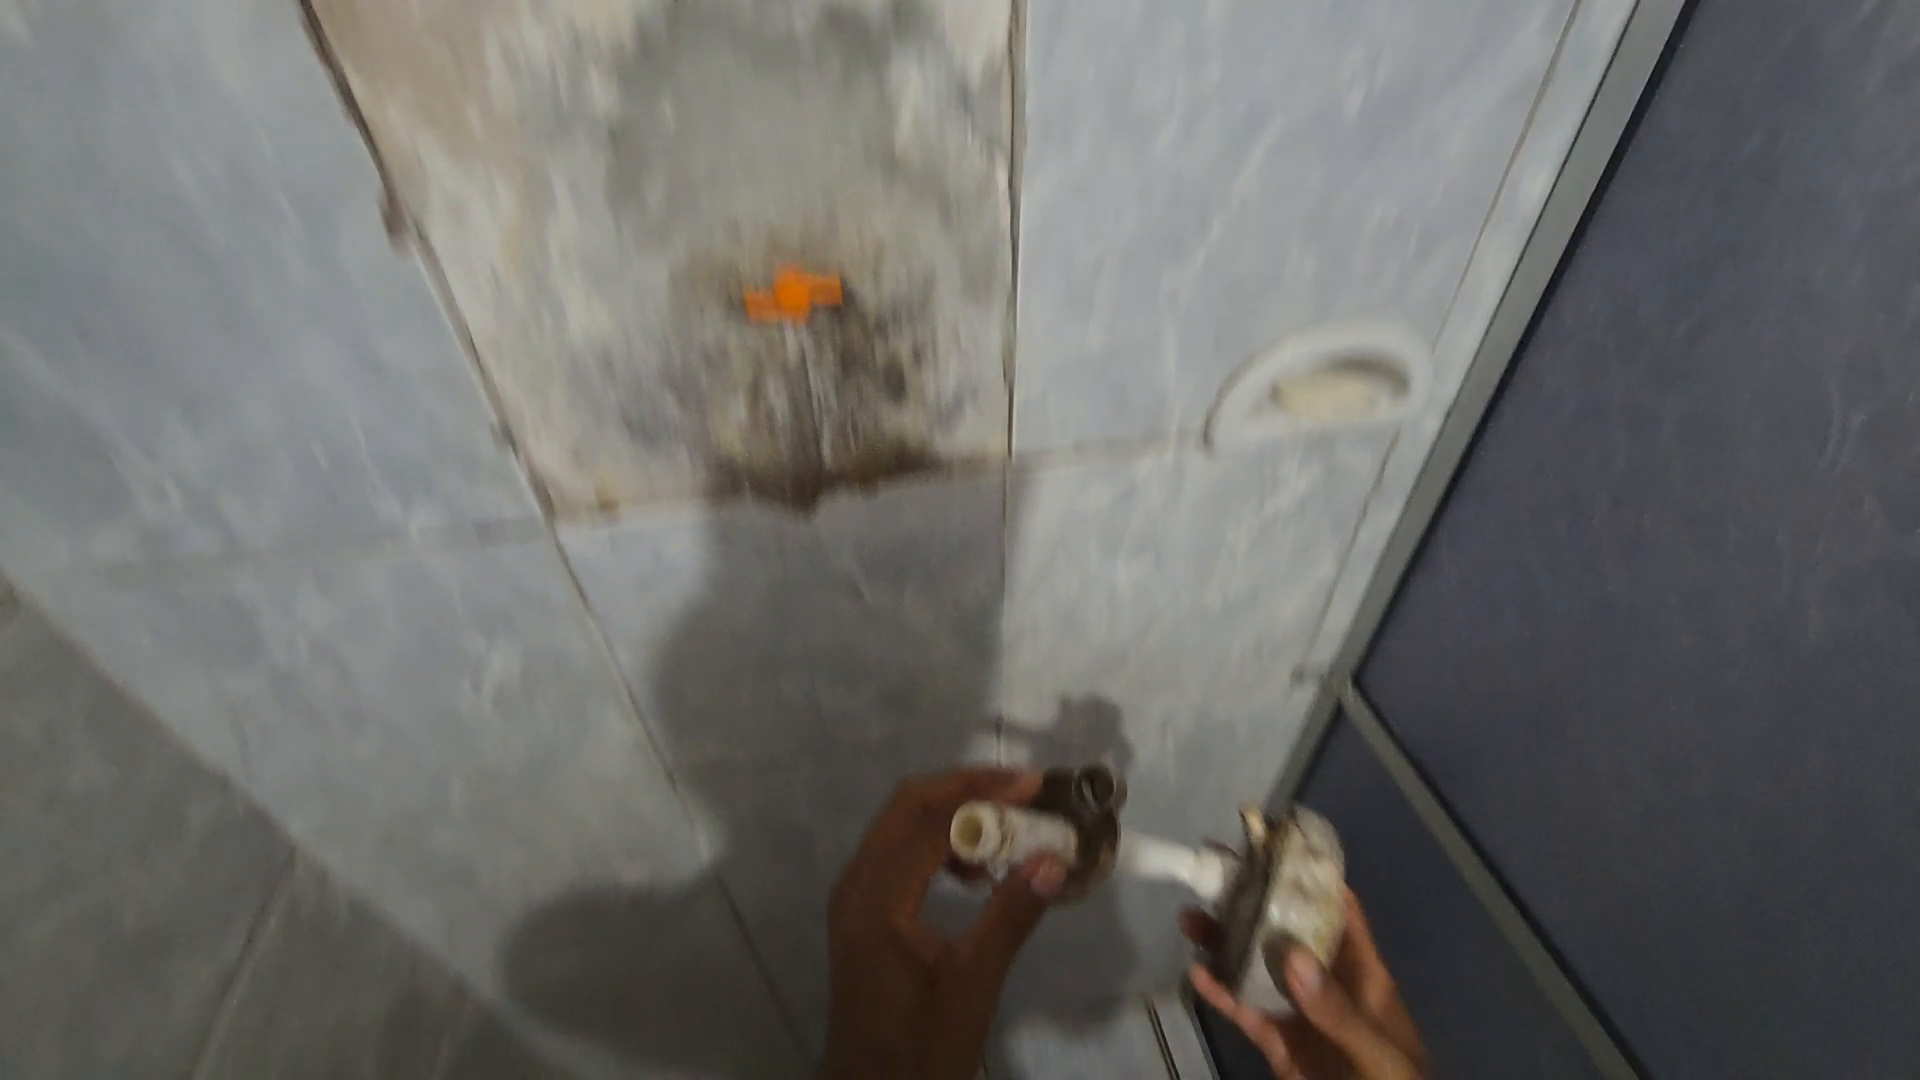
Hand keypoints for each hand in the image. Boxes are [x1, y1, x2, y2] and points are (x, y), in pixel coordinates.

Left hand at [821, 769, 1068, 1079]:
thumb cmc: (921, 1049)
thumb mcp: (973, 985)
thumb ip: (1011, 915)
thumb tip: (1056, 859)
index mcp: (877, 898)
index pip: (928, 819)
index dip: (982, 793)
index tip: (1033, 785)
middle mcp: (857, 881)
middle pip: (908, 804)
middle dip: (967, 787)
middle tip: (1022, 790)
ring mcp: (854, 891)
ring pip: (902, 821)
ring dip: (953, 811)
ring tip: (1007, 824)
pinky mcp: (862, 905)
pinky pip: (899, 848)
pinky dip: (938, 840)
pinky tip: (974, 868)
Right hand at [1184, 889, 1426, 1079]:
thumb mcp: (1379, 1058)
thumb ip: (1336, 1010)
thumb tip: (1290, 954)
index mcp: (1361, 975)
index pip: (1337, 910)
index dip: (1307, 875)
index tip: (1268, 844)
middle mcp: (1325, 983)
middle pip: (1283, 928)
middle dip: (1248, 899)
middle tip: (1209, 870)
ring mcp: (1298, 1013)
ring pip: (1255, 963)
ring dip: (1224, 939)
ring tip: (1189, 919)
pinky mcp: (1277, 1043)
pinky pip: (1244, 1009)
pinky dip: (1220, 990)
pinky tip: (1197, 974)